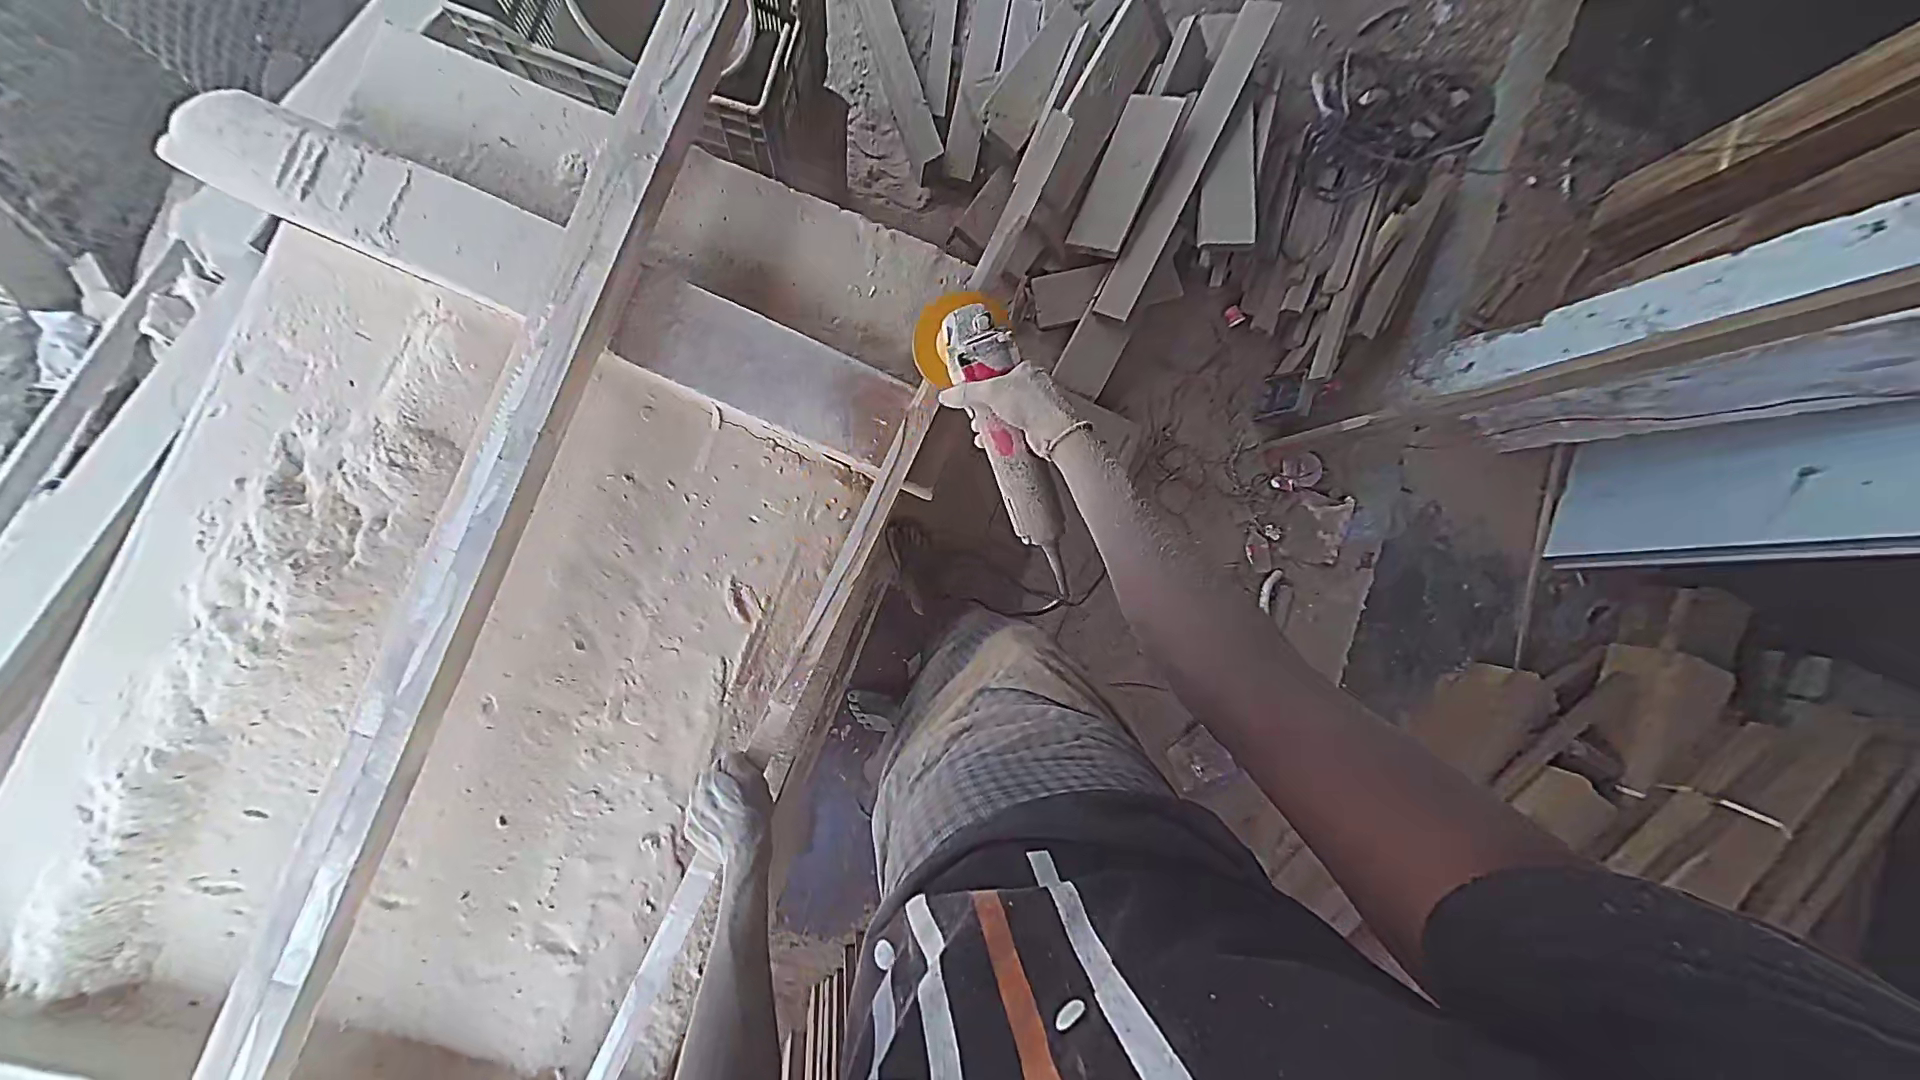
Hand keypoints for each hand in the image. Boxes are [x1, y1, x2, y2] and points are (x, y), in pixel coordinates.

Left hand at [684, 752, 771, 864]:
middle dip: (722, 786)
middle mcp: (695, 793)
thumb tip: (728, 755)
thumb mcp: (753, 778)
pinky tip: (725, 824)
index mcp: (709, 777)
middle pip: (709, 781)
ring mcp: (692, 814)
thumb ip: (736, 760)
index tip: (744, 780)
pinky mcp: (692, 831)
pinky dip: (710, 818)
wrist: (744, 849)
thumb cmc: (753, 813)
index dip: (735, 770)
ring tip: (733, 813)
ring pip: (704, 799)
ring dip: (715, 802)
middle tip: (740, 796)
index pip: (721, 763)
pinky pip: (701, 817)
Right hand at [937, 363, 1088, 459]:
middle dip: (983, 407)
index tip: (968, 390)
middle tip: (974, 413)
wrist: (1054, 432)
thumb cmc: (1033, 404)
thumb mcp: (991, 392)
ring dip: (990, 423)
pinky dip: (1001, 435)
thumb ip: (967, 393)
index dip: (981, 380)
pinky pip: (1012, 429)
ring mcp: (1035, 407)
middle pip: (999, 395)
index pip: (997, 370)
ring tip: (980, 429)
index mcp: (1024, 369)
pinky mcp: (1035, 426)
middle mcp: (1031, 386)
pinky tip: (992, 440)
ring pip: (1005, 413)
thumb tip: (947, 395)